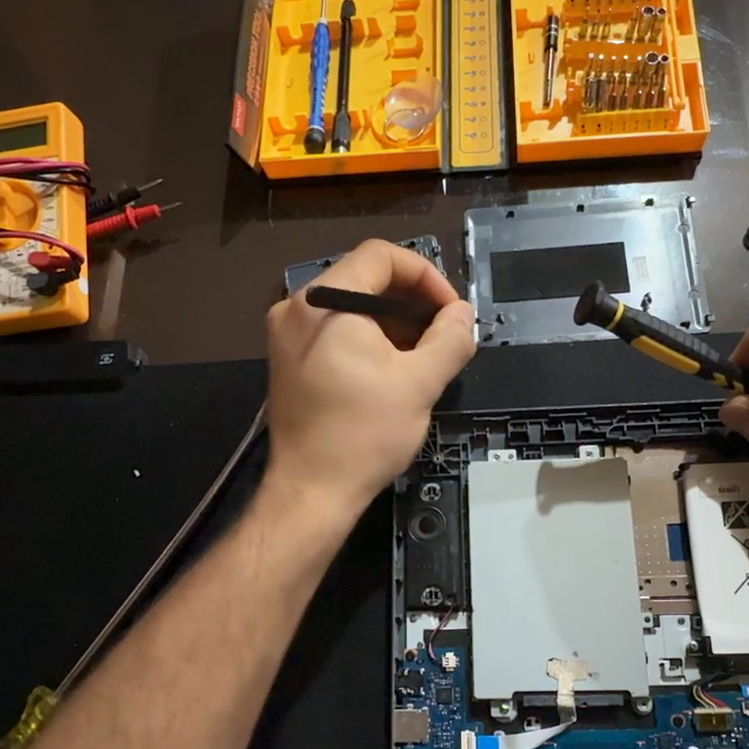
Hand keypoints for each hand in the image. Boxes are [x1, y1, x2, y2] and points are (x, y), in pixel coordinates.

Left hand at [262, 240, 475, 522]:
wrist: (311, 492)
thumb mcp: (420, 384)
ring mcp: (286, 334)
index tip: (450, 311)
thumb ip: (449, 339)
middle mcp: (296, 307)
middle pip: (364, 277)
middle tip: (443, 335)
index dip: (425, 276)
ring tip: (422, 357)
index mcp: (324, 301)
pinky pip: (333, 330)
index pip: (381, 256)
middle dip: (411, 302)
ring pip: (350, 306)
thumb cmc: (363, 435)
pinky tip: (391, 370)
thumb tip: (463, 314)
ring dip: (392, 322)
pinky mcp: (287, 360)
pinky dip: (366, 338)